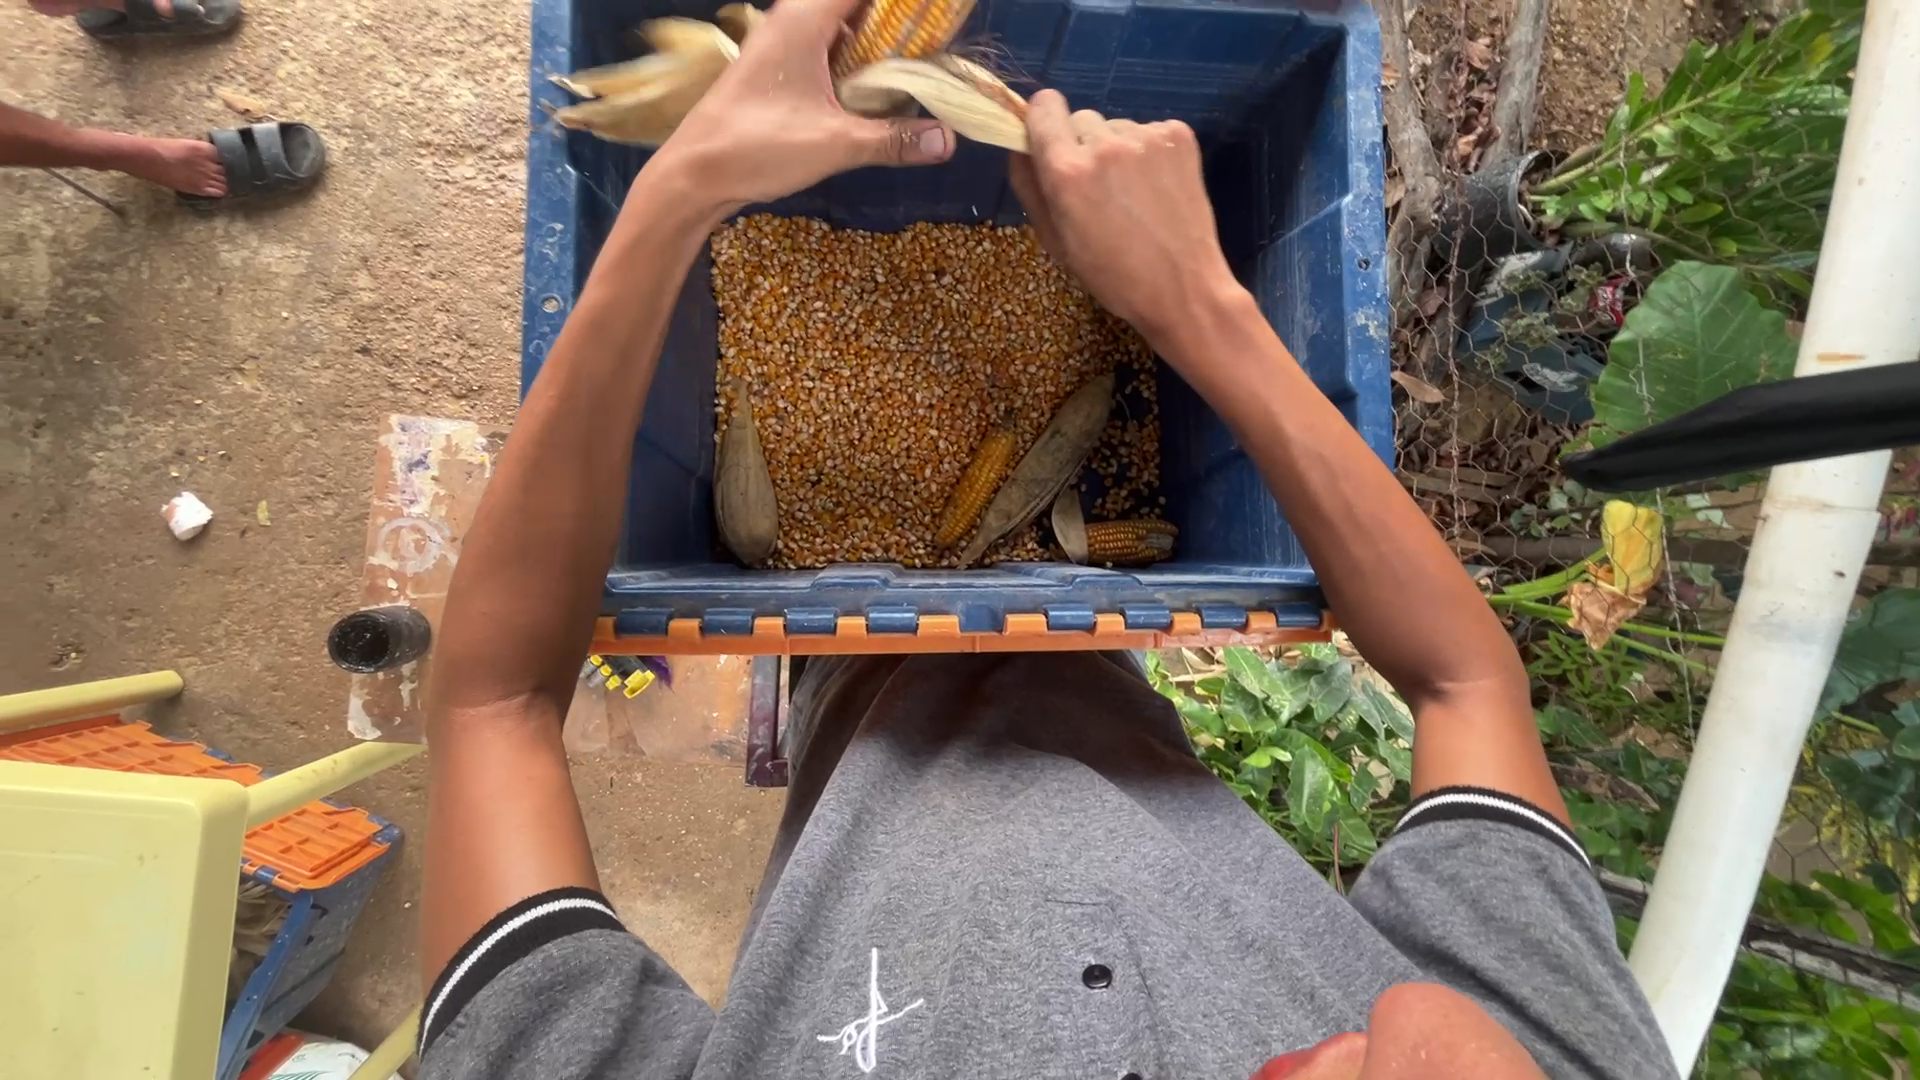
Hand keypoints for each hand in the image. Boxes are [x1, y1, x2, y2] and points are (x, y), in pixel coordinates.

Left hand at [645, 0, 953, 219]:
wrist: (697, 172)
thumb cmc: (759, 146)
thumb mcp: (835, 144)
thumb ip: (892, 140)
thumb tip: (947, 140)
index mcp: (807, 18)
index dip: (904, 6)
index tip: (939, 17)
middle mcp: (795, 20)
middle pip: (859, 7)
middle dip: (898, 26)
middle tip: (936, 50)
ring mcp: (784, 45)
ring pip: (844, 30)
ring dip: (879, 48)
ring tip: (916, 73)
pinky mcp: (780, 71)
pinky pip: (829, 53)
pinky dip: (857, 67)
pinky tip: (876, 97)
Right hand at [1010, 90, 1237, 344]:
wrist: (1181, 287)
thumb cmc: (1111, 276)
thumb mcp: (1056, 242)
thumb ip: (1030, 189)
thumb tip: (1017, 146)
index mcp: (1067, 172)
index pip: (1044, 107)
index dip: (1043, 123)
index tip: (1050, 144)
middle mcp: (1105, 144)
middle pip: (1080, 120)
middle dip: (1081, 147)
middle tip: (1097, 190)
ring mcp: (1146, 137)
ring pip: (1116, 128)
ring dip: (1116, 151)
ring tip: (1132, 195)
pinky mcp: (1179, 136)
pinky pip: (1150, 132)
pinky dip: (1149, 154)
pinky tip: (1156, 190)